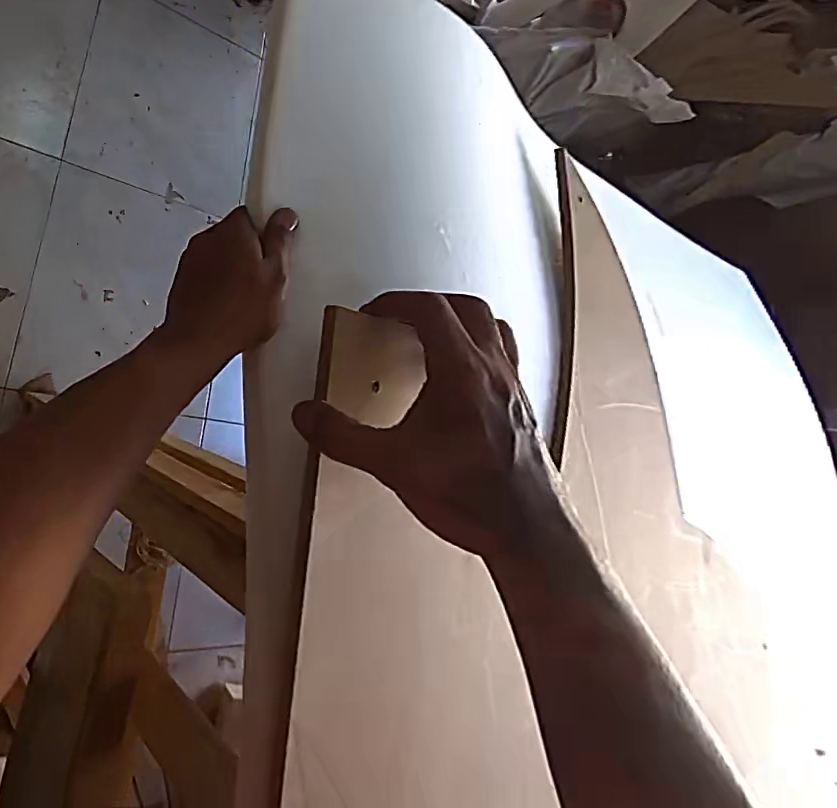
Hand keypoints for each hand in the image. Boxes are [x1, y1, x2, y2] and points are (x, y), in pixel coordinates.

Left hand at [157, 206, 296, 367]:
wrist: (196, 342)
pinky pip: (206, 272)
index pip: (252, 213)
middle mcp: (208, 238)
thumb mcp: (275, 277)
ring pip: (219, 254)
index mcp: (233, 230)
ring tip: (248, 297)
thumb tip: (284, 217)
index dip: (268, 231)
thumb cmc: (237, 314)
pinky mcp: (183, 279)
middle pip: (235, 234)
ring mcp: (192, 258)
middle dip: (251, 251)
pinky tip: (230, 304)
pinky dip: (217, 283)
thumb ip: (280, 242)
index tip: (279, 247)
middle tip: (267, 277)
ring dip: (233, 268)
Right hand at [291, 292, 568, 562]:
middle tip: (397, 315)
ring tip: (429, 333)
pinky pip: (504, 354)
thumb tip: (308, 415)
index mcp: (461, 374)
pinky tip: (459, 371)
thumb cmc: (474, 497)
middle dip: (425, 303)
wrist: (528, 534)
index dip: (395, 302)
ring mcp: (512, 388)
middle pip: (465, 308)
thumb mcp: (391, 465)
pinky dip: (478, 346)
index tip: (374, 311)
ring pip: (491, 326)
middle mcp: (492, 372)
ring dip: (457, 319)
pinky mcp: (520, 407)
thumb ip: (341, 436)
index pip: (430, 310)